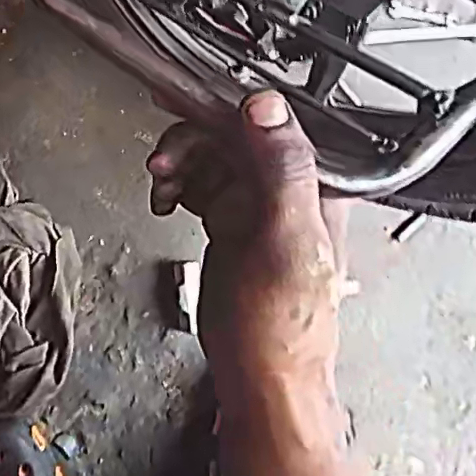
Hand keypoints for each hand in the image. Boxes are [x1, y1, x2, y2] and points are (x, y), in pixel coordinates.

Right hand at [146, 91, 351, 383]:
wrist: (259, 374)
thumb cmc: (283, 324)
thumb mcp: (286, 241)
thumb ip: (282, 169)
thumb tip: (265, 105)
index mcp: (312, 183)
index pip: (267, 121)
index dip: (221, 107)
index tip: (182, 101)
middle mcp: (284, 186)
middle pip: (230, 133)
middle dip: (190, 141)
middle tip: (164, 161)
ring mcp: (254, 202)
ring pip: (208, 154)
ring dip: (178, 162)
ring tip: (163, 185)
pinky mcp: (229, 217)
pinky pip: (196, 181)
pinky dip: (175, 184)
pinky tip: (167, 200)